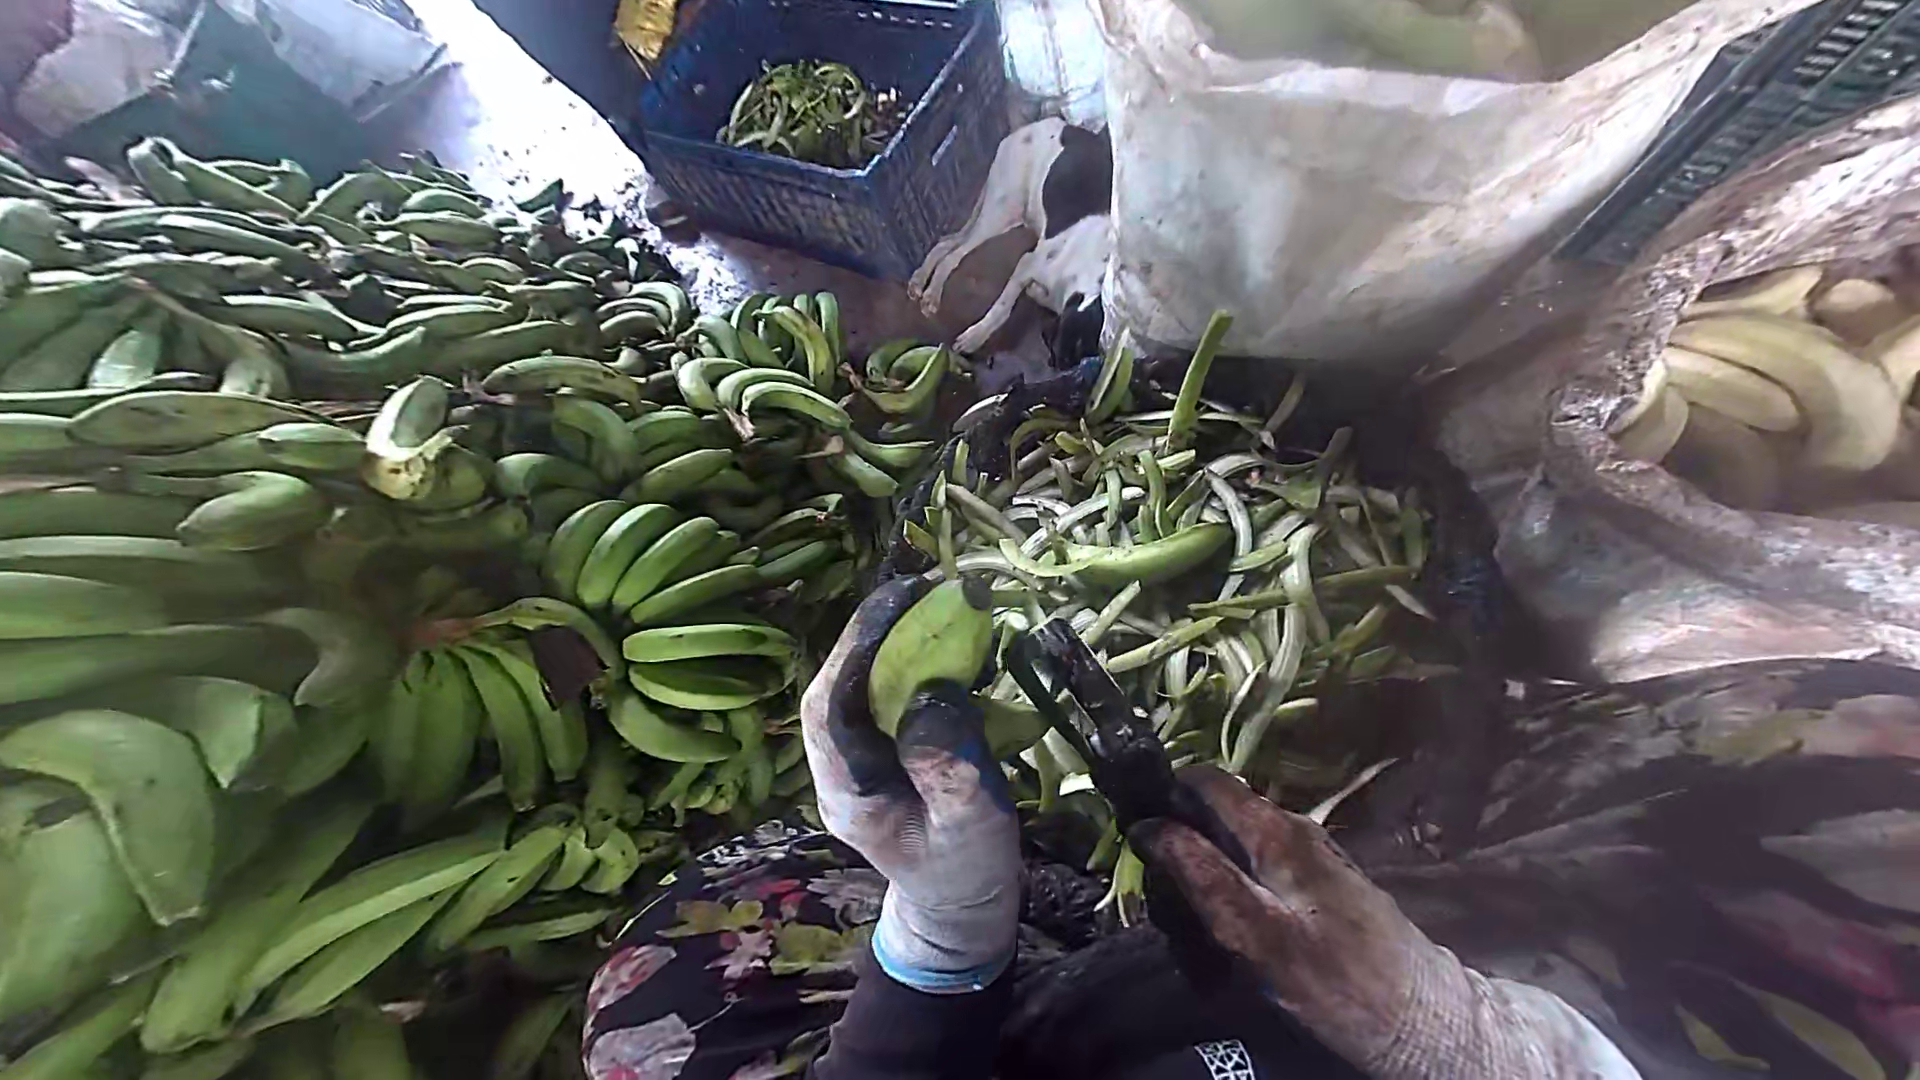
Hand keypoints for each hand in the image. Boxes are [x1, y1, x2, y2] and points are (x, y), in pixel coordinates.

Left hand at [801, 573, 1019, 993]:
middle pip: (840, 682)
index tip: (899, 603)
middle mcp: (839, 762)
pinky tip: (942, 635)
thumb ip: (949, 767)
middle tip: (922, 587)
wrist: (959, 901)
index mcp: (846, 789)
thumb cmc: (964, 871)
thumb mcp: (970, 826)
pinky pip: (887, 687)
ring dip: (893, 634)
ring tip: (934, 598)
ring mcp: (860, 751)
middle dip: (876, 629)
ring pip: (861, 679)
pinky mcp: (885, 739)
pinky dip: (912, 654)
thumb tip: (933, 691)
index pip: (828, 708)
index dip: (857, 648)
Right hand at [1130, 766, 1638, 1078]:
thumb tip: (1148, 826)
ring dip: (1207, 861)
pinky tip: (1236, 921)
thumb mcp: (1258, 935)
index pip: (1204, 778)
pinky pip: (1259, 858)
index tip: (1146, 834)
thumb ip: (1201, 875)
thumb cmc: (1340, 983)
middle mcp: (1290, 825)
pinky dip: (1234, 877)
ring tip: (1198, 914)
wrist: (1434, 1025)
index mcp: (1273, 829)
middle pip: (1217, 805)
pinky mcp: (1321, 875)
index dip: (1168, 793)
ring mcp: (1309, 849)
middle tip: (1169, 889)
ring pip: (1236, 833)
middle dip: (1183, 835)